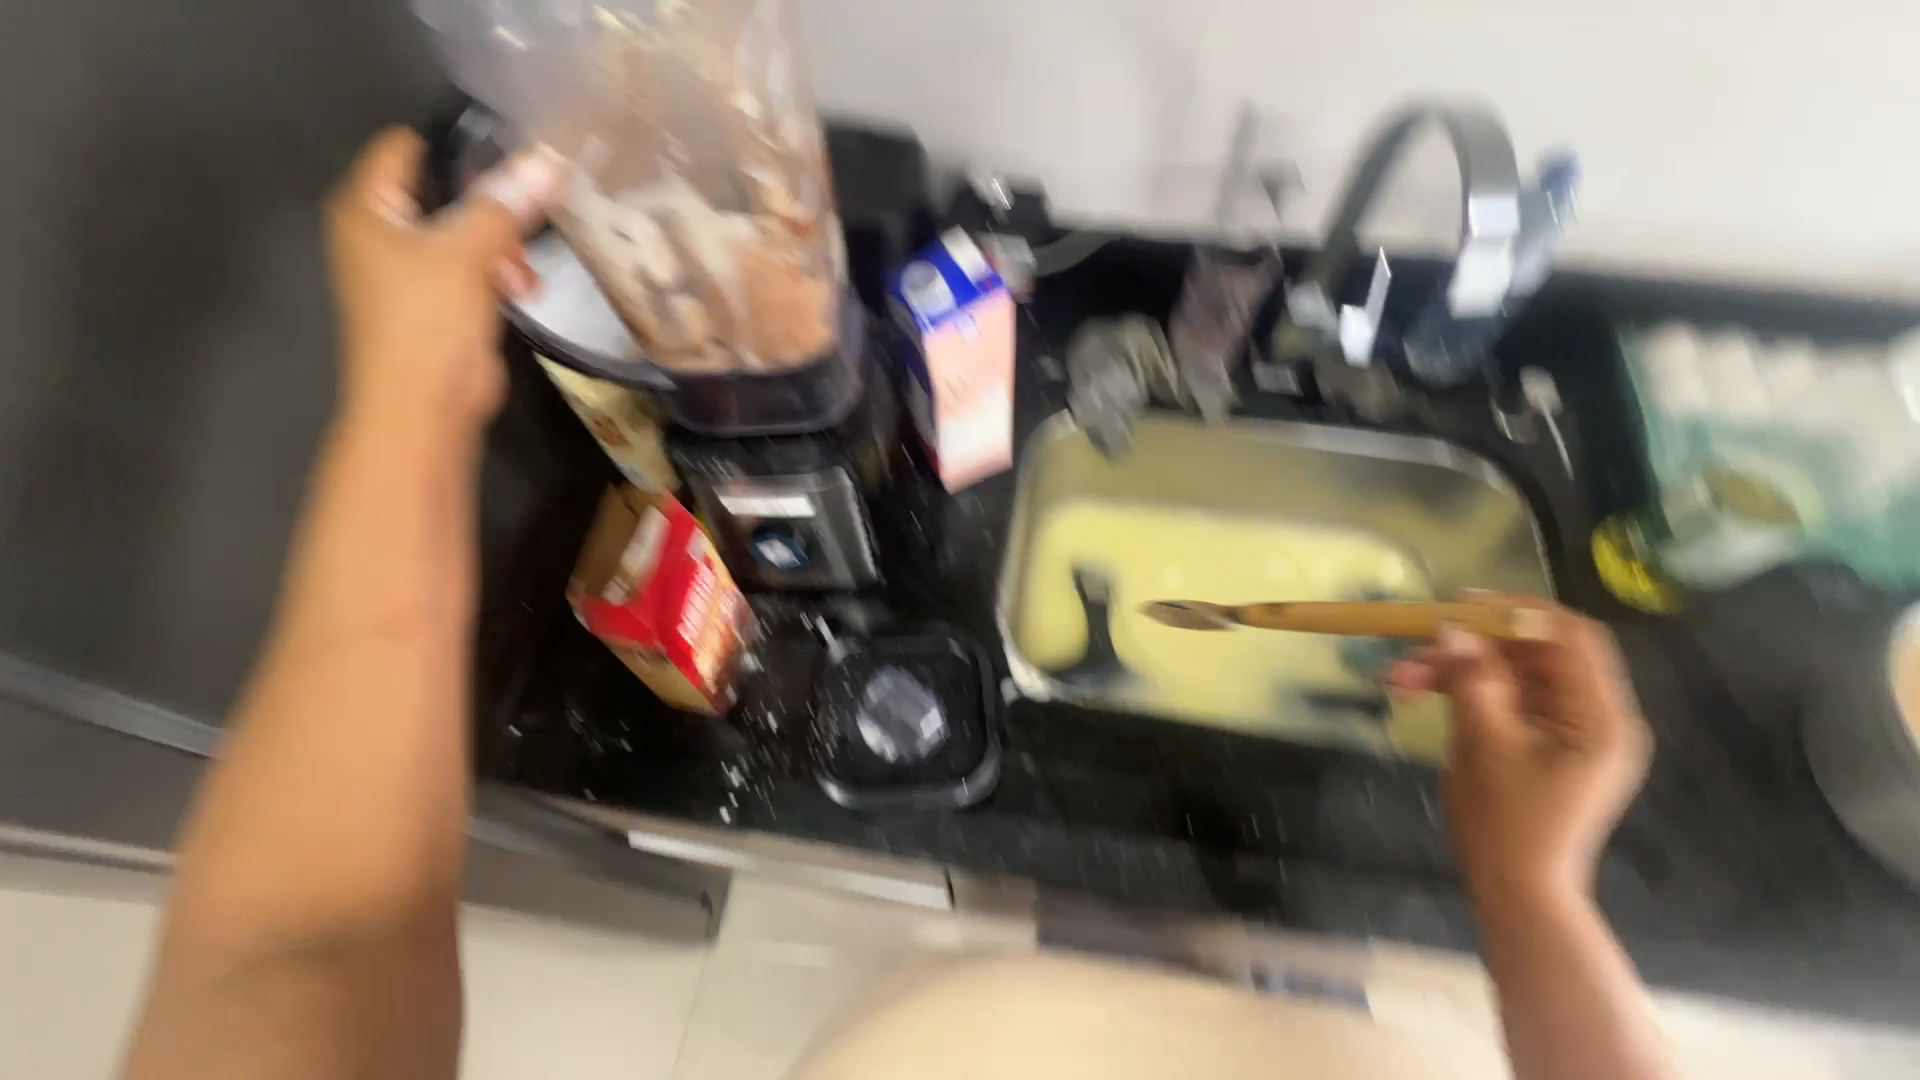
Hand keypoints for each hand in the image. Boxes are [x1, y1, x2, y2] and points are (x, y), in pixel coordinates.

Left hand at [323, 127, 563, 424]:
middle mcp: (382, 233)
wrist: (423, 406)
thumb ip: (506, 205)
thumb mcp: (468, 253)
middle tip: (530, 221)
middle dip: (493, 208)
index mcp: (367, 208)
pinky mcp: (439, 304)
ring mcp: (410, 271)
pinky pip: (474, 271)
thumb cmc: (428, 321)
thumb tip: (548, 160)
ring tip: (525, 272)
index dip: (460, 147)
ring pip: (467, 236)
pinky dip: (500, 276)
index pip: (408, 148)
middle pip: (445, 194)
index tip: (515, 156)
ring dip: (504, 249)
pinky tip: (524, 292)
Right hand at [1387, 595, 1651, 906]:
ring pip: (1506, 674)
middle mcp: (1590, 715)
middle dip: (1467, 645)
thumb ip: (1472, 679)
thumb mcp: (1485, 742)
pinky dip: (1459, 691)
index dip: (1517, 611)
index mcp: (1598, 717)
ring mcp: (1562, 729)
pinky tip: (1417, 693)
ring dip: (1453, 669)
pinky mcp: (1536, 740)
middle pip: (1530, 653)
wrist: (1515, 888)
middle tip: (1412, 644)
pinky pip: (1499, 698)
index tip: (1460, 604)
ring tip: (1397, 679)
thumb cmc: (1508, 821)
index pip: (1571, 637)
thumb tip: (1450, 627)